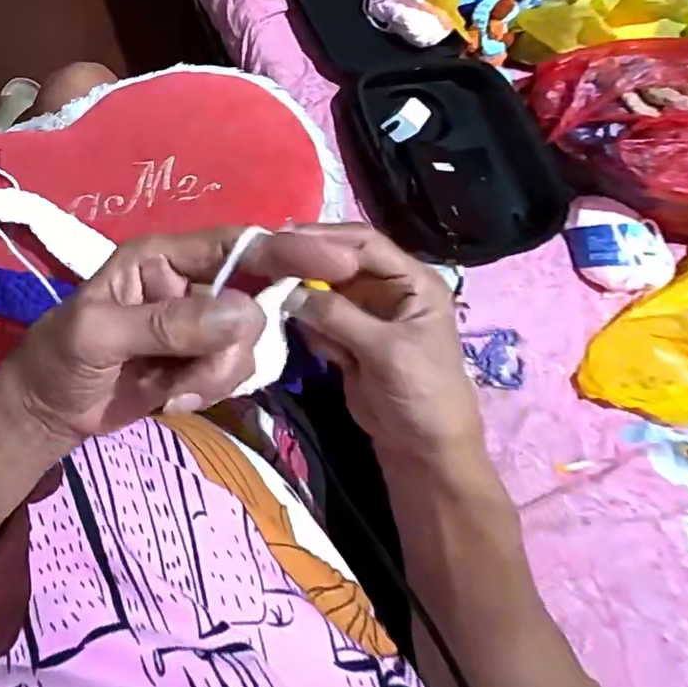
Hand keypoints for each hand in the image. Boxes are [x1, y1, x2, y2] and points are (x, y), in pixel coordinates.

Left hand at [0, 227, 343, 447]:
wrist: (48, 411)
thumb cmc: (59, 358)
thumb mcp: (98, 335)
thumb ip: (167, 322)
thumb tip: (245, 313)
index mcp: (160, 258)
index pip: (232, 245)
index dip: (283, 249)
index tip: (338, 260)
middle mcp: (186, 283)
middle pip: (249, 302)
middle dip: (227, 347)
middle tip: (189, 379)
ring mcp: (197, 324)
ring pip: (246, 344)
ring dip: (214, 375)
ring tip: (169, 391)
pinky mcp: (200, 360)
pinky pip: (234, 371)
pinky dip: (210, 390)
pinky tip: (170, 399)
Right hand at [280, 224, 483, 464]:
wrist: (422, 449)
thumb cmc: (423, 394)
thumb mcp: (386, 351)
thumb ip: (338, 316)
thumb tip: (287, 290)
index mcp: (411, 280)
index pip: (364, 243)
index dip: (325, 237)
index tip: (282, 238)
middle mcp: (385, 287)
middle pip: (337, 260)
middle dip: (304, 261)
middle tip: (264, 258)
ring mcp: (361, 309)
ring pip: (320, 285)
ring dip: (297, 289)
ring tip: (267, 287)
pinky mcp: (342, 332)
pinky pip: (312, 312)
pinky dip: (300, 317)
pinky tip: (290, 324)